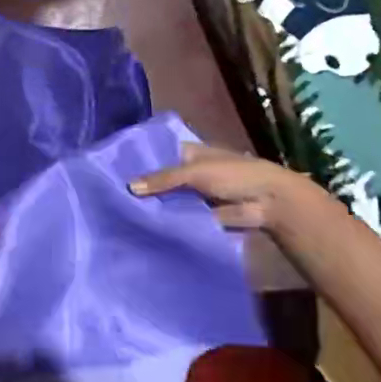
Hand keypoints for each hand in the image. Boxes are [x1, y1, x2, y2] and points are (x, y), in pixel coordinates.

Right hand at [130, 142, 328, 231]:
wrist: (267, 202)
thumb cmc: (235, 175)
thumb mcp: (196, 171)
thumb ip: (163, 179)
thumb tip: (130, 187)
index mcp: (191, 153)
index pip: (161, 154)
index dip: (141, 161)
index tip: (114, 170)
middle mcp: (191, 173)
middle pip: (163, 179)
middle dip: (144, 187)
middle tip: (112, 196)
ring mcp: (195, 197)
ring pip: (169, 201)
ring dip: (154, 207)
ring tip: (120, 215)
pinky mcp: (200, 217)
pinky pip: (179, 218)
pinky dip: (166, 223)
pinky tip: (142, 228)